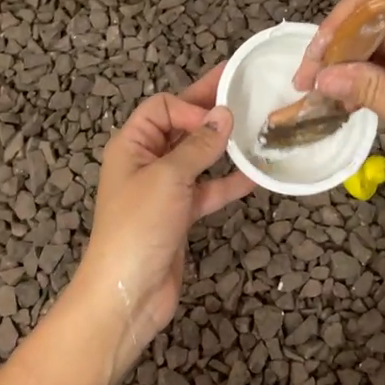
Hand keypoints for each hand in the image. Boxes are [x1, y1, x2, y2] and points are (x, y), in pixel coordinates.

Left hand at [72, 65, 255, 361]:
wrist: (127, 293)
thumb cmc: (139, 226)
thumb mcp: (168, 177)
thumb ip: (199, 145)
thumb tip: (225, 114)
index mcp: (132, 144)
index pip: (164, 107)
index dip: (191, 106)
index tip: (219, 119)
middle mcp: (146, 161)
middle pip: (182, 127)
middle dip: (211, 112)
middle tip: (247, 90)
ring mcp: (164, 188)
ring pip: (198, 157)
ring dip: (224, 147)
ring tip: (256, 130)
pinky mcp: (180, 214)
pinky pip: (207, 188)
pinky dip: (228, 182)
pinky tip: (255, 175)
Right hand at [293, 0, 384, 198]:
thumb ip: (374, 92)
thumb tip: (324, 74)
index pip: (366, 2)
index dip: (331, 28)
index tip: (312, 70)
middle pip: (371, 8)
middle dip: (337, 43)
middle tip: (316, 86)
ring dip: (357, 50)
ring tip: (339, 93)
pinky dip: (381, 53)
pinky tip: (371, 85)